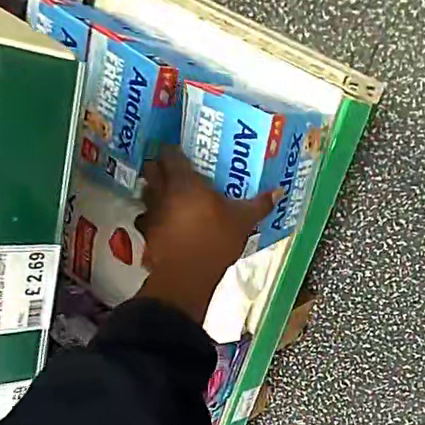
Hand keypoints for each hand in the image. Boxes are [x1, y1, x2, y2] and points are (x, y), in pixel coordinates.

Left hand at [136, 149, 275, 322]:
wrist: (189, 274)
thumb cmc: (216, 239)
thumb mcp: (244, 220)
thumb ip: (260, 204)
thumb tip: (279, 191)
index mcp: (185, 182)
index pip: (170, 154)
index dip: (173, 150)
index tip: (181, 152)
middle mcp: (162, 192)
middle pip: (151, 169)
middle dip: (158, 166)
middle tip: (173, 170)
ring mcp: (151, 213)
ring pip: (144, 193)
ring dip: (153, 191)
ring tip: (168, 195)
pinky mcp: (146, 234)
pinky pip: (145, 219)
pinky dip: (152, 218)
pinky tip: (164, 223)